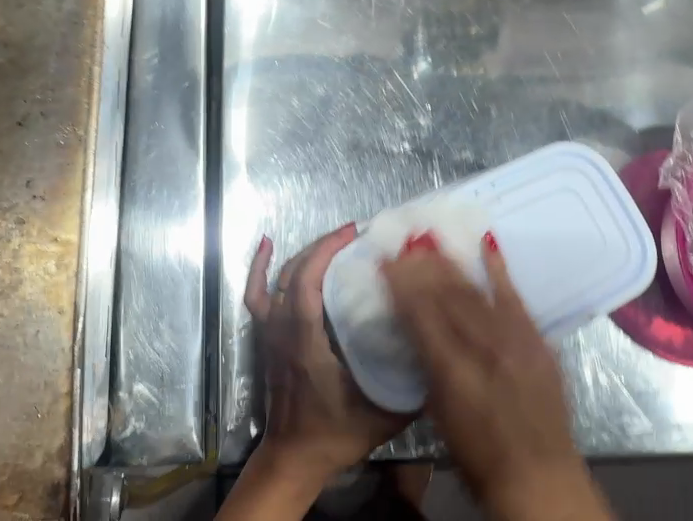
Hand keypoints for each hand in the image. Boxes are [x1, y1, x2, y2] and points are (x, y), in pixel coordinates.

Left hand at [244, 224, 411, 485]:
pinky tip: (267, 245)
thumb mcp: (380, 414)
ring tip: (331, 240)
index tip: (352, 234)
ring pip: (279, 279)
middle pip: (294, 273)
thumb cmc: (334, 435)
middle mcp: (283, 330)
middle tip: (353, 233)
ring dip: (304, 254)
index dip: (326, 252)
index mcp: (306, 341)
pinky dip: (259, 267)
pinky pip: (257, 296)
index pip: (307, 283)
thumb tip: (436, 349)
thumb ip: (410, 387)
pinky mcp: (268, 338)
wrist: (293, 459)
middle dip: (322, 246)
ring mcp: (271, 333)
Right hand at [381, 235, 611, 520]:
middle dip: (422, 265)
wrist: (540, 479)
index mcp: (450, 369)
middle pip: (446, 295)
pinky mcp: (537, 341)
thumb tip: (414, 326)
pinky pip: (515, 296)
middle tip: (405, 242)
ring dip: (450, 263)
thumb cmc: (478, 456)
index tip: (385, 261)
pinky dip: (499, 269)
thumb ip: (426, 364)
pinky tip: (487, 244)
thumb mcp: (437, 411)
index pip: (419, 313)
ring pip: (475, 290)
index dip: (400, 284)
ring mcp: (513, 340)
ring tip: (432, 240)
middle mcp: (482, 347)